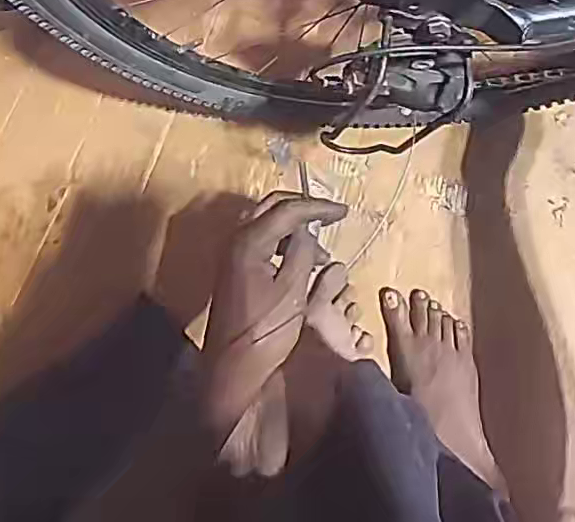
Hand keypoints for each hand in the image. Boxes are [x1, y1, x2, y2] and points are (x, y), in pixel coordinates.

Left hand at [198, 192, 346, 438]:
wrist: (230, 370)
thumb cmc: (264, 333)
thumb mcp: (292, 292)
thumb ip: (302, 251)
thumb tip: (309, 227)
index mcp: (250, 241)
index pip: (289, 209)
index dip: (318, 207)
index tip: (343, 212)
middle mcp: (237, 239)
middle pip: (273, 205)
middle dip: (304, 207)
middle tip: (330, 214)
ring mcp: (234, 252)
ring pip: (267, 220)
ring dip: (294, 225)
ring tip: (320, 248)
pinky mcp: (235, 267)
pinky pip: (263, 238)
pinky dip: (284, 240)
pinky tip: (302, 260)